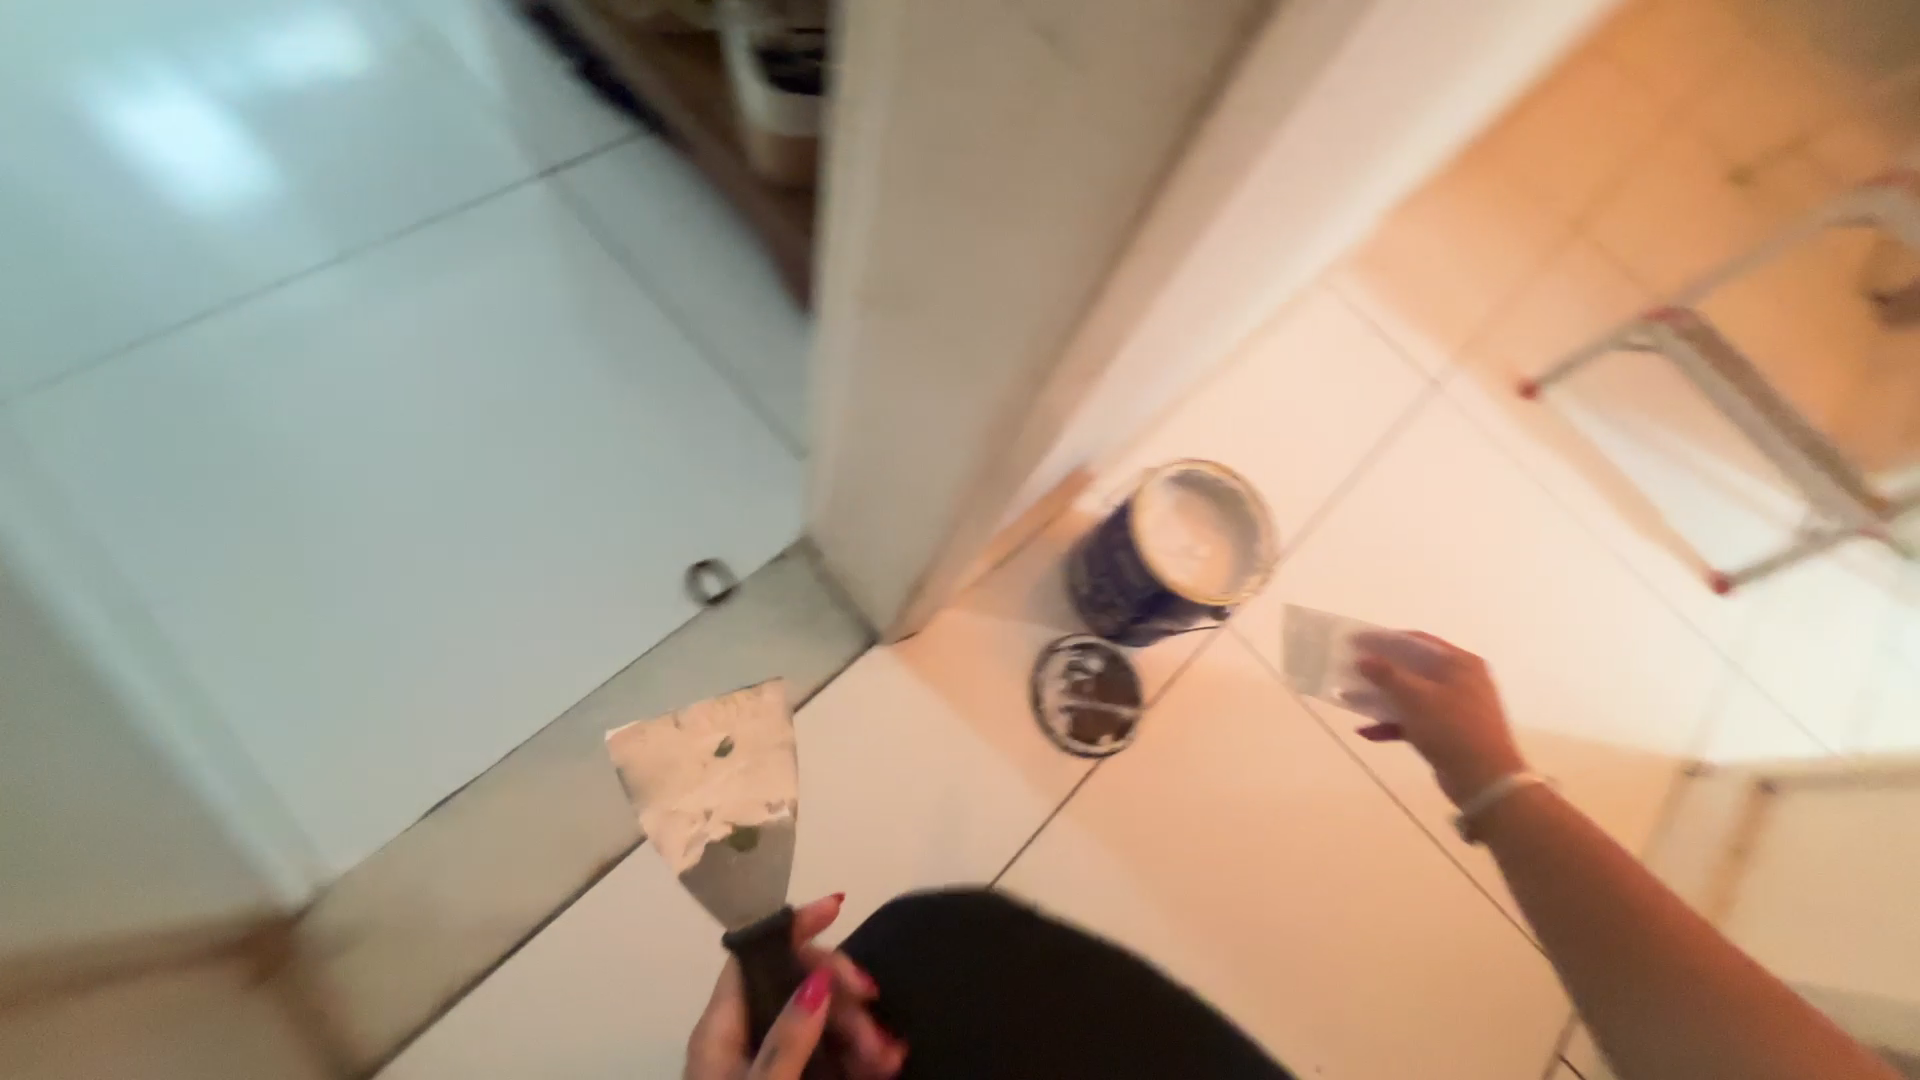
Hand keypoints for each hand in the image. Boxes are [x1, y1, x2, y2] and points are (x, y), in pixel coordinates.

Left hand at [685, 894, 906, 1079]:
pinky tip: (888, 1063)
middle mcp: (745, 1038)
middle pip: (796, 981)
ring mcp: (773, 1064)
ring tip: (890, 1055)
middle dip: (841, 989)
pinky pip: (833, 1056)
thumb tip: (814, 978)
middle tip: (874, 1007)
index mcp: (721, 1031)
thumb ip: (788, 1040)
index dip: (792, 926)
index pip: (753, 954)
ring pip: (822, 1019)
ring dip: (859, 1027)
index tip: (839, 907)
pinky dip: (861, 1055)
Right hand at [1347, 630, 1528, 807]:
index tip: (1355, 641)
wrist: (1485, 780)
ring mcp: (1456, 707)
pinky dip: (1393, 724)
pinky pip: (1415, 720)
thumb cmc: (1451, 728)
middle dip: (1379, 670)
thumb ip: (1386, 674)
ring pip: (1411, 695)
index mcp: (1460, 664)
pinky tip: (1367, 732)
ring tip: (1350, 699)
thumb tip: (1363, 658)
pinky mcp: (1449, 731)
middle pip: (1412, 668)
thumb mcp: (1414, 697)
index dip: (1383, 639)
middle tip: (1350, 668)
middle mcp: (1461, 681)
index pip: (1417, 641)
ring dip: (1381, 698)